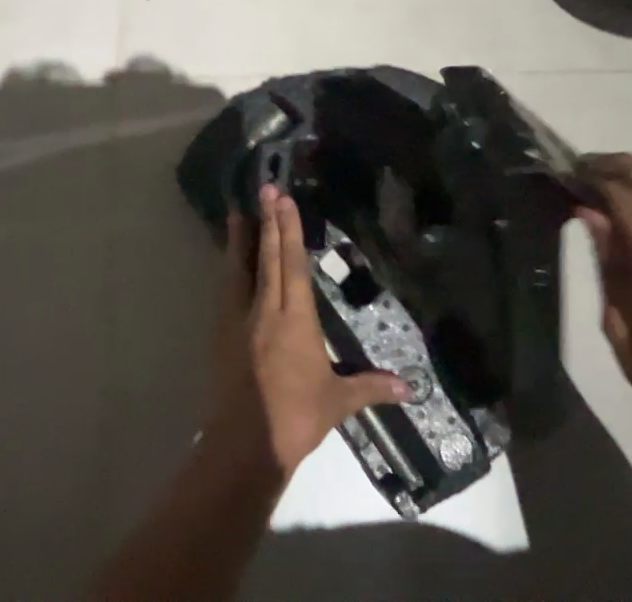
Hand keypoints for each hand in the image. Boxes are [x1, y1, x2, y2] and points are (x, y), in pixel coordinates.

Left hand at [208, 185, 411, 478]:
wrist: (244, 445)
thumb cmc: (295, 418)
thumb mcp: (338, 401)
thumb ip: (371, 387)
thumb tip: (410, 388)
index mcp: (294, 320)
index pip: (292, 265)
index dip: (289, 230)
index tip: (283, 200)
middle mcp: (264, 312)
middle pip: (266, 257)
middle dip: (267, 221)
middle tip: (264, 187)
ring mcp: (238, 322)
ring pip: (238, 270)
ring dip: (239, 239)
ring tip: (236, 211)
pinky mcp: (221, 336)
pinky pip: (227, 290)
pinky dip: (230, 268)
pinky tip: (230, 262)